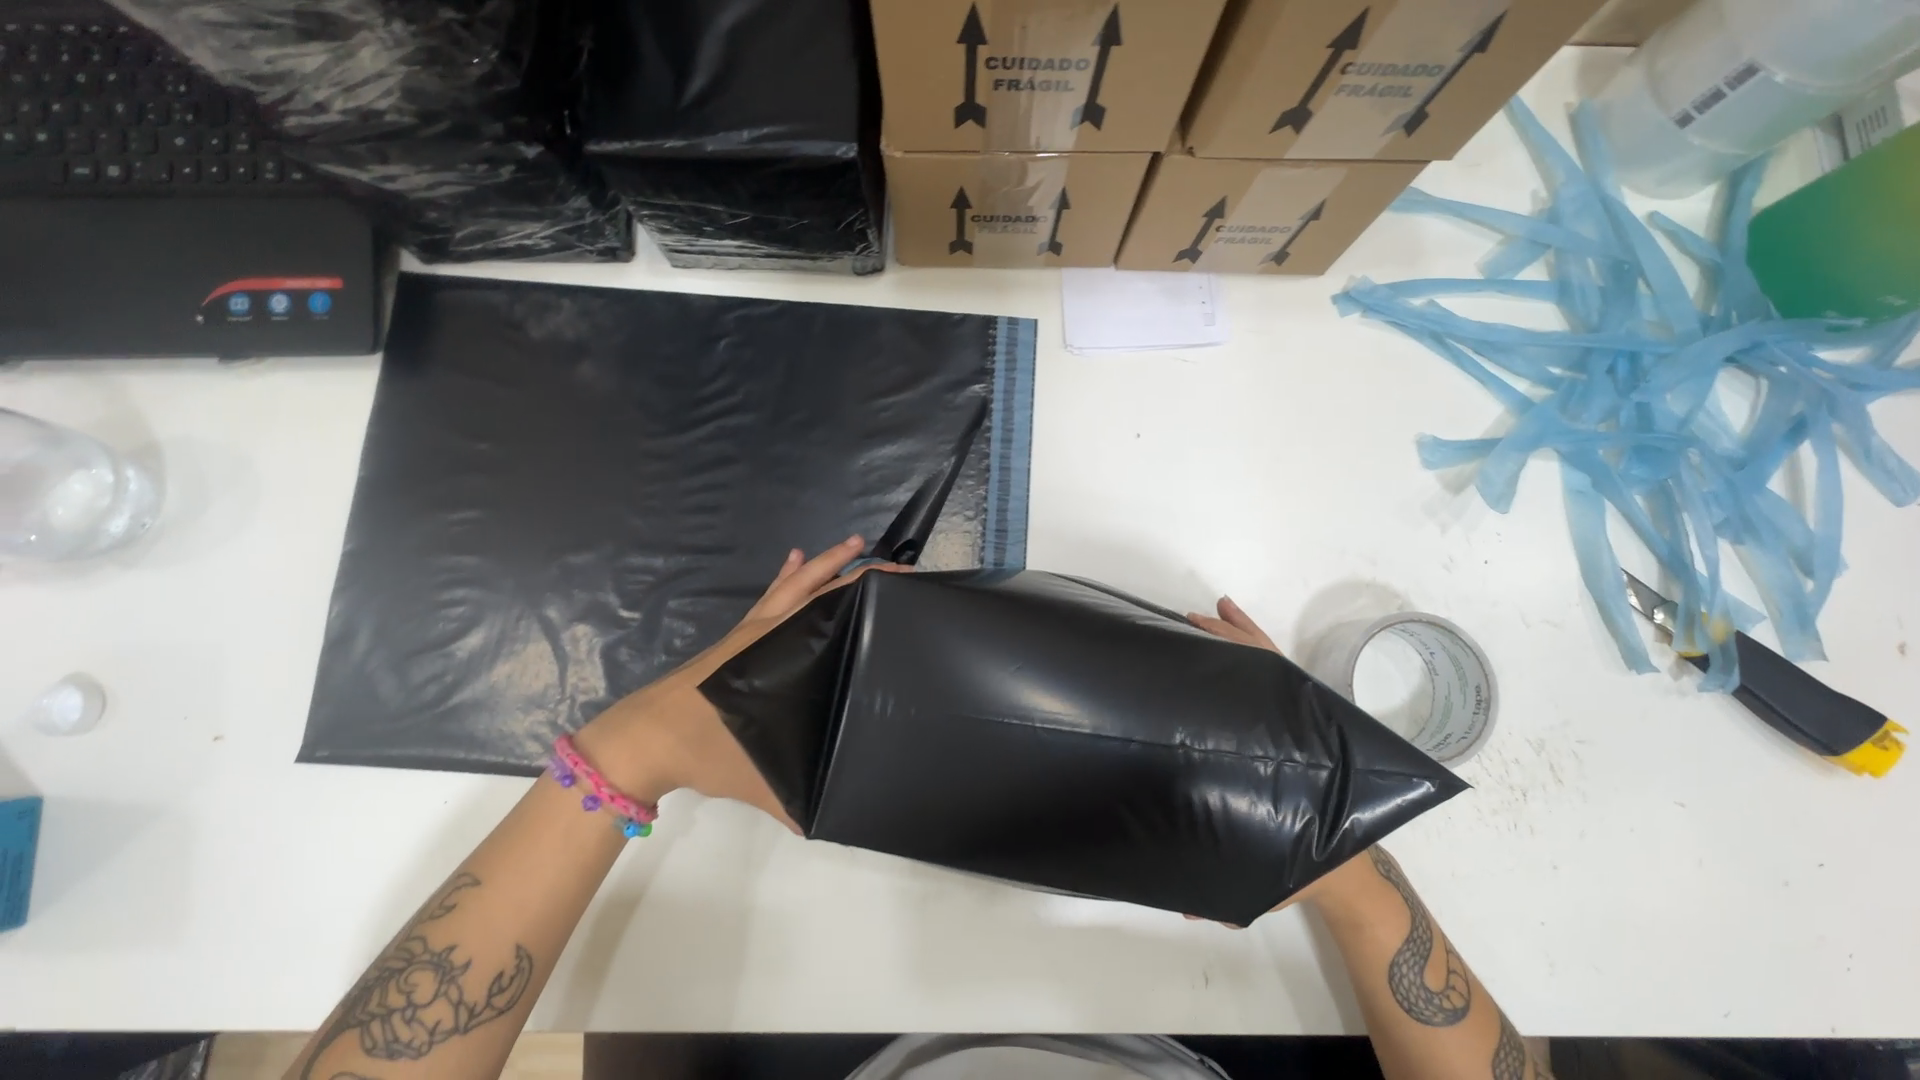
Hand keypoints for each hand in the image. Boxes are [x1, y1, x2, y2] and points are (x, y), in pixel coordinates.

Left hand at [575, 536, 900, 825]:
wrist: (640, 741)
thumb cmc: (700, 749)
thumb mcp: (752, 778)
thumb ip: (790, 802)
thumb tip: (829, 825)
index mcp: (775, 655)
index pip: (823, 609)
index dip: (859, 590)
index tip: (895, 579)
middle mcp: (764, 634)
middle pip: (812, 589)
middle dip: (851, 570)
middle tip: (890, 562)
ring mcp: (747, 634)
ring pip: (790, 588)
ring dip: (821, 566)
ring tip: (851, 547)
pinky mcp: (733, 642)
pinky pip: (768, 600)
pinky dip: (786, 581)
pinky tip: (793, 566)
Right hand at [1184, 596, 1378, 919]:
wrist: (1347, 870)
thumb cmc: (1308, 865)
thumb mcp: (1272, 874)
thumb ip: (1233, 891)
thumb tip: (1188, 906)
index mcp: (1290, 750)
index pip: (1267, 689)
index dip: (1235, 655)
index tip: (1199, 634)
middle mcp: (1295, 726)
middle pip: (1263, 667)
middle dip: (1226, 639)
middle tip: (1190, 620)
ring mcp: (1295, 723)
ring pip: (1268, 667)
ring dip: (1236, 638)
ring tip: (1204, 615)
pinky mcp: (1292, 729)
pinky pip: (1274, 682)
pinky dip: (1253, 654)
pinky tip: (1231, 641)